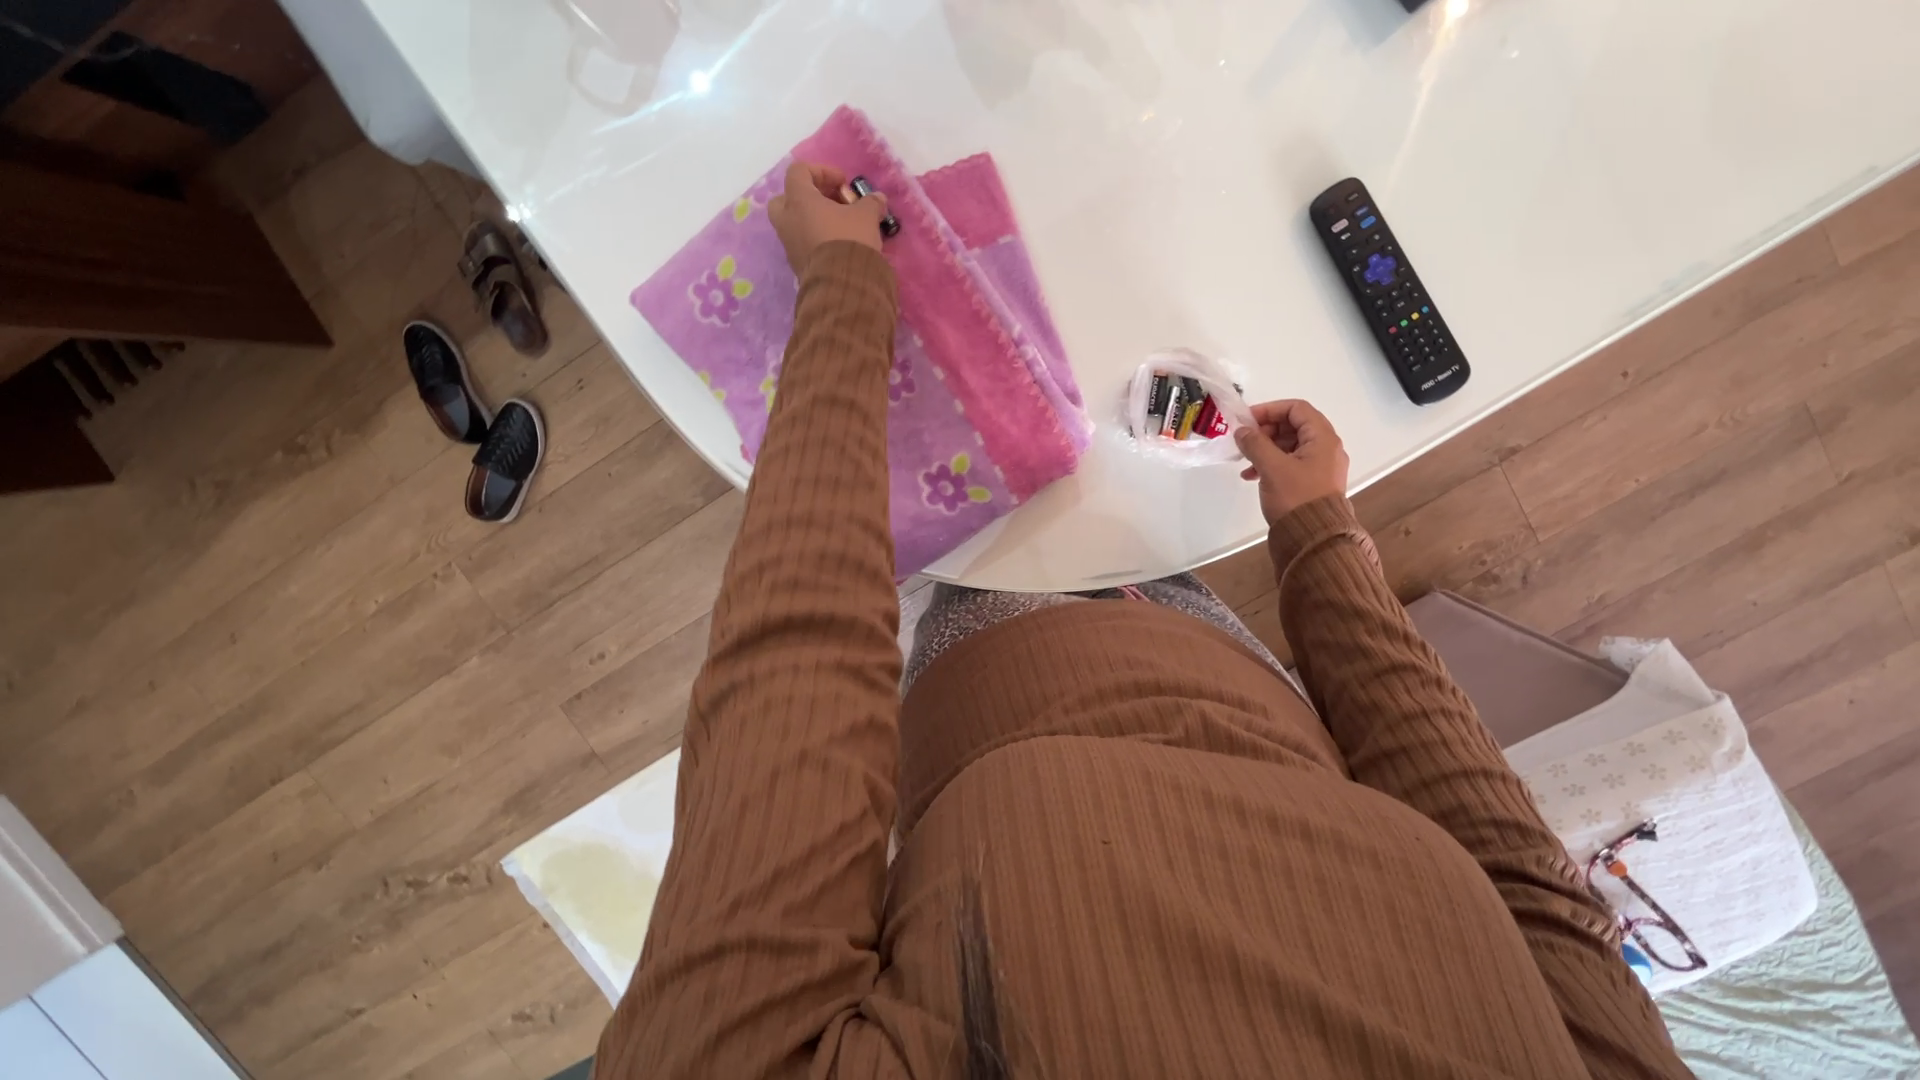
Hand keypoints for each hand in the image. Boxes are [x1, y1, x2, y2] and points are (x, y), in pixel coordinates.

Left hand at [766, 161, 889, 273]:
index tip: (843, 183)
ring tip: (838, 226)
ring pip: (793, 223)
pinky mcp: (796, 264)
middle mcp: (787, 220)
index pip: (799, 171)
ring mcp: (789, 244)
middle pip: (786, 197)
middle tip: (830, 203)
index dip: (822, 171)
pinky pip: (801, 243)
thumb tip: (877, 199)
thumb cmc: (849, 240)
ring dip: (812, 220)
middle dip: (807, 197)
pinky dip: (814, 239)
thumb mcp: (866, 216)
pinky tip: (836, 245)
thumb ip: (870, 203)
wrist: (842, 285)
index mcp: (799, 200)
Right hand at [1234, 399, 1349, 523]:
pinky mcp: (1312, 483)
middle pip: (1294, 426)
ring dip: (1266, 448)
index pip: (1297, 409)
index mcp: (1323, 439)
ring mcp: (1320, 467)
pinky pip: (1291, 463)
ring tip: (1245, 460)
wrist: (1314, 538)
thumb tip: (1242, 431)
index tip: (1247, 420)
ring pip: (1290, 446)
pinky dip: (1271, 464)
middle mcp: (1326, 449)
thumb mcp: (1272, 467)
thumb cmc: (1296, 497)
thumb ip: (1255, 444)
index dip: (1270, 409)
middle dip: (1266, 430)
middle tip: (1245, 440)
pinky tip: (1252, 475)